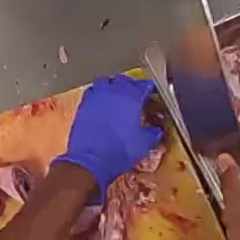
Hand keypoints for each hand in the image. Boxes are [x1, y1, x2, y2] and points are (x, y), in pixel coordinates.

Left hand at [54, 74, 162, 189]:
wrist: (90, 159)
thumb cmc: (119, 150)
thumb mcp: (143, 144)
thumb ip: (152, 133)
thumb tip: (156, 131)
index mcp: (131, 97)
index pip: (143, 85)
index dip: (148, 89)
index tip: (150, 92)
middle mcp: (113, 92)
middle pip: (123, 80)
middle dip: (130, 85)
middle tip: (134, 94)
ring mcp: (96, 96)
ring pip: (105, 82)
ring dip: (111, 86)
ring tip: (116, 95)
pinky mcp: (83, 105)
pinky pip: (92, 92)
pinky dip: (98, 95)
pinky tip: (101, 104)